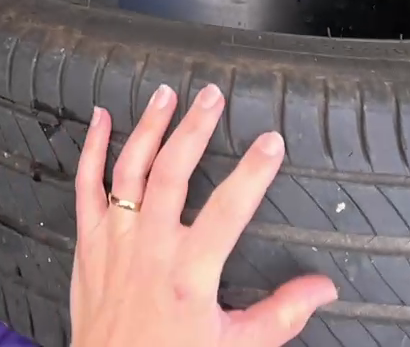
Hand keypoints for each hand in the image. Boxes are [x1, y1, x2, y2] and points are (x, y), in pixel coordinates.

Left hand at [71, 84, 336, 346]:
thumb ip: (281, 314)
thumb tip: (323, 287)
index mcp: (190, 274)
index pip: (229, 210)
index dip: (253, 172)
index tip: (272, 141)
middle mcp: (150, 248)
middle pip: (171, 173)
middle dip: (193, 129)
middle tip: (212, 95)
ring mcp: (114, 239)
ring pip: (129, 169)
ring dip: (148, 127)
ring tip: (166, 94)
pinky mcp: (87, 240)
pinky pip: (86, 184)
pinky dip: (92, 147)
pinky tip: (101, 117)